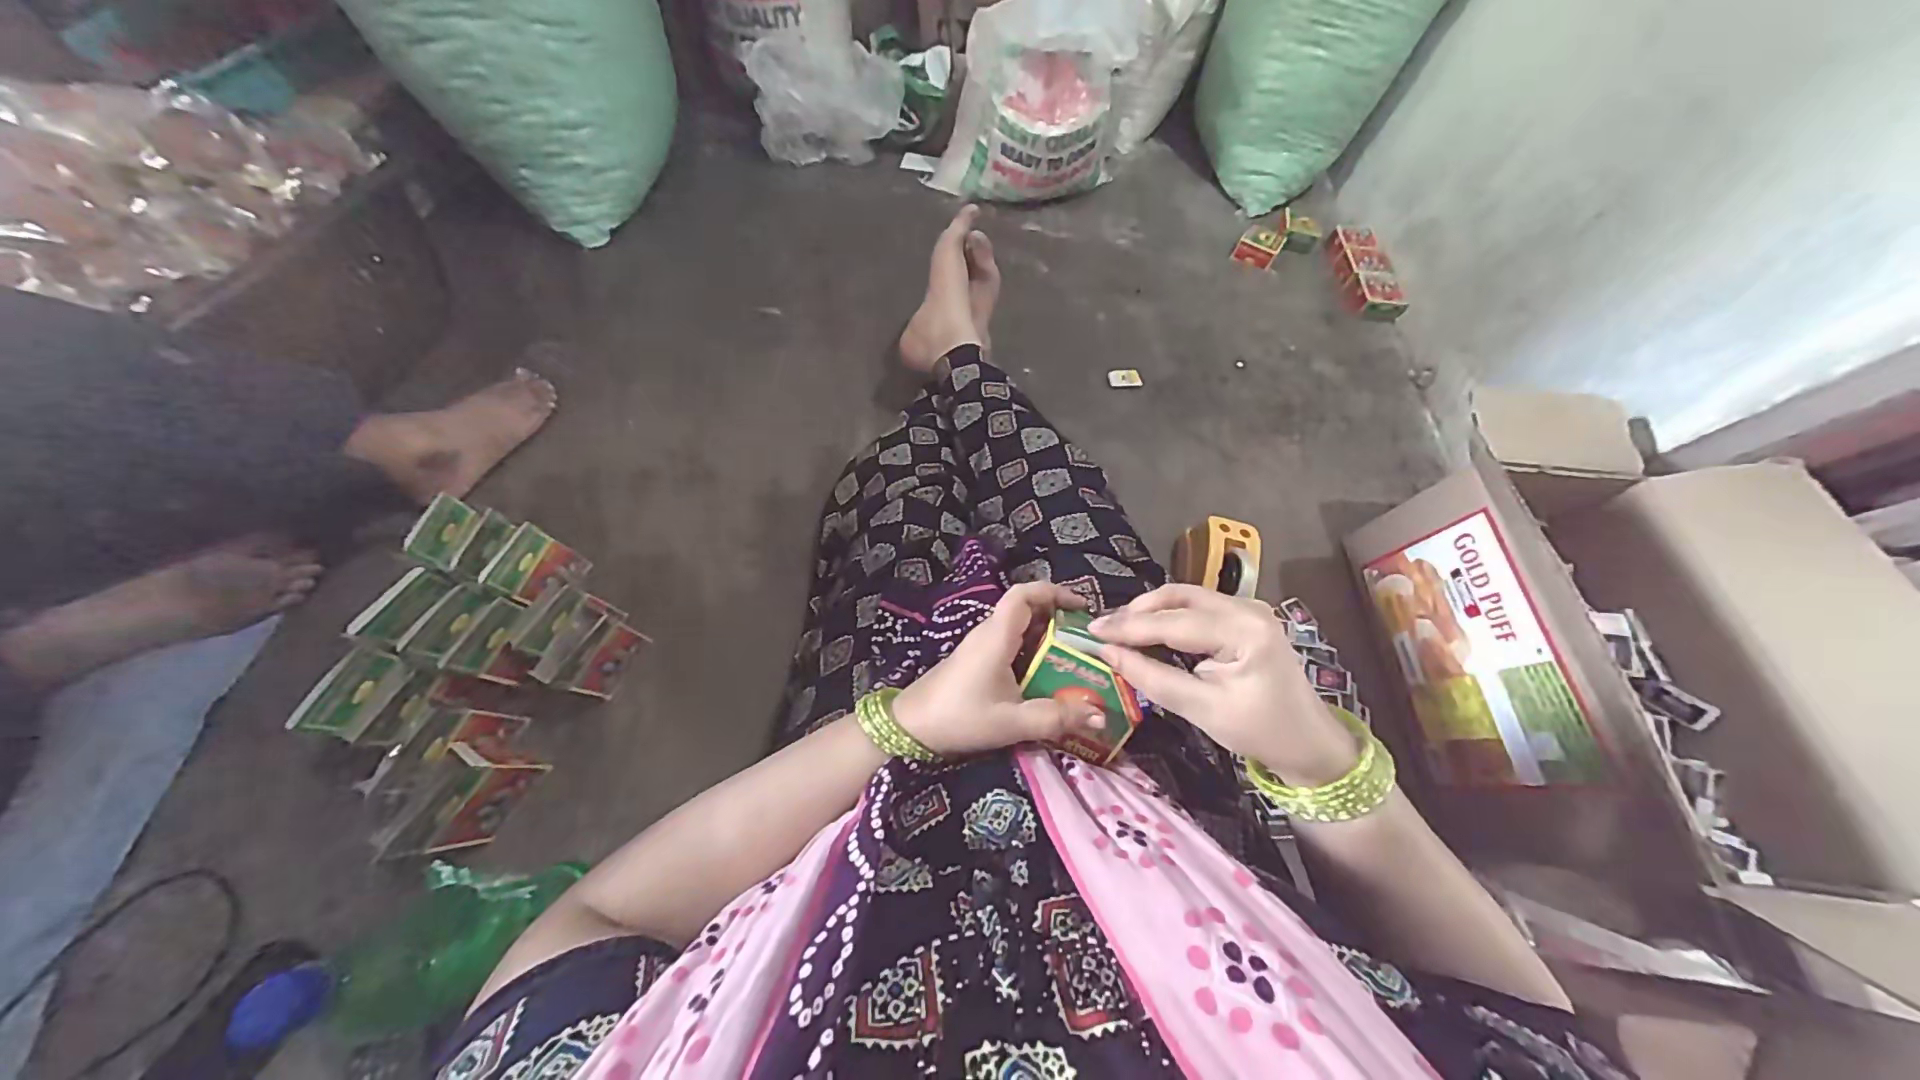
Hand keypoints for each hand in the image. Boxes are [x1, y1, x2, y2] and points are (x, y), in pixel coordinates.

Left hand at [891, 583, 1108, 757]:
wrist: (911, 728)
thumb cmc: (960, 717)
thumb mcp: (1012, 721)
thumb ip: (1055, 718)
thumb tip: (1099, 716)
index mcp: (997, 636)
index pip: (1024, 594)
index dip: (1054, 592)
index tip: (1081, 606)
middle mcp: (988, 634)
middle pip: (1025, 609)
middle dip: (1057, 616)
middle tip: (1085, 638)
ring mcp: (980, 647)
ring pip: (1018, 628)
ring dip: (1045, 636)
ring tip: (1074, 657)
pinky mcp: (976, 662)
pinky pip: (1010, 645)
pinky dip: (1031, 651)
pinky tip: (1045, 675)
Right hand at [1090, 585, 1361, 785]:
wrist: (1310, 743)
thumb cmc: (1260, 731)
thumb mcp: (1201, 709)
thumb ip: (1152, 677)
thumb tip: (1108, 654)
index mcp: (1244, 630)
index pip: (1173, 621)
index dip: (1128, 626)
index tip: (1091, 632)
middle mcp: (1247, 608)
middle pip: (1178, 597)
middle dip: (1137, 612)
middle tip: (1103, 630)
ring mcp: (1248, 609)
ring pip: (1185, 597)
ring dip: (1151, 611)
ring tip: (1119, 630)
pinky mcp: (1245, 617)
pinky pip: (1197, 607)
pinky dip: (1168, 615)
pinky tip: (1148, 631)